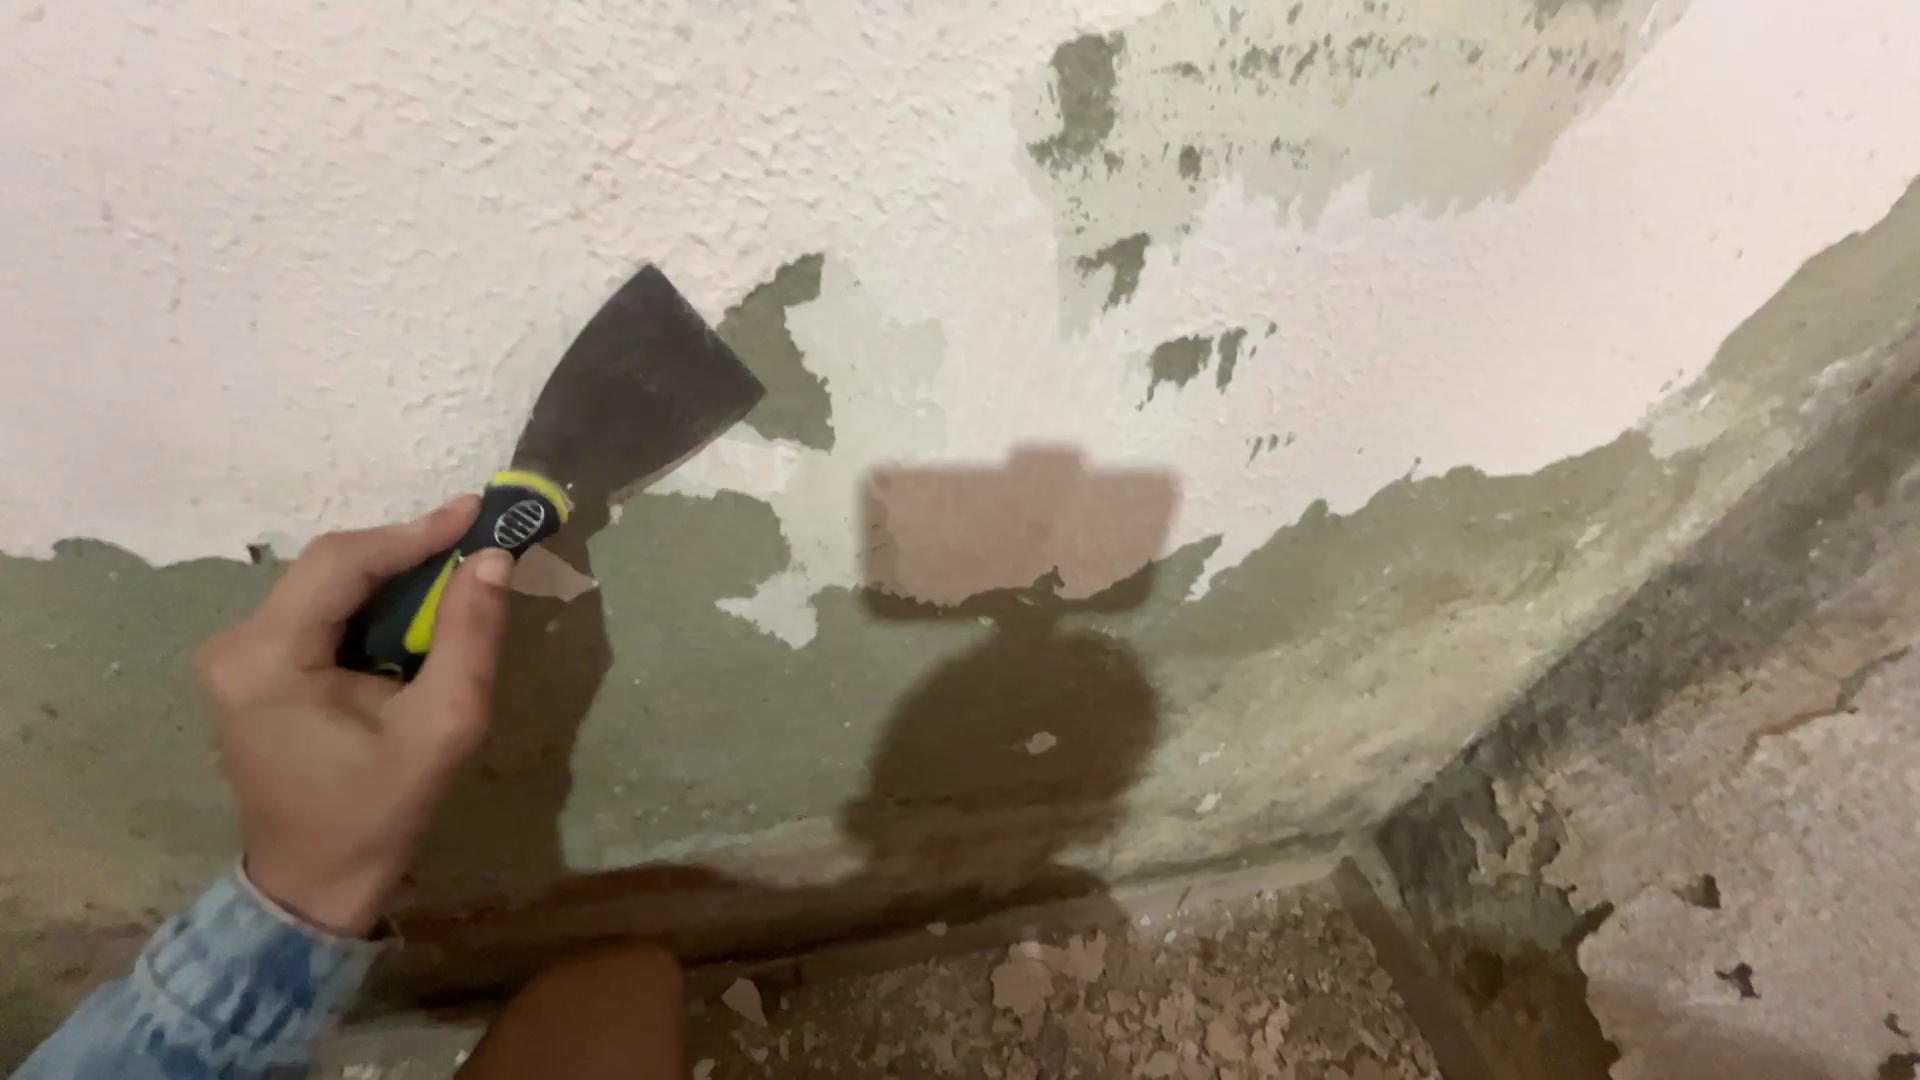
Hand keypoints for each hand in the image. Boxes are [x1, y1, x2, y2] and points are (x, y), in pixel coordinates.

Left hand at [194, 496, 514, 936]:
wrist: (319, 876)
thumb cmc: (382, 805)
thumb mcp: (446, 723)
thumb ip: (472, 637)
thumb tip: (493, 559)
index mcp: (265, 660)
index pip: (342, 563)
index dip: (415, 531)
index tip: (480, 511)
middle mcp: (238, 645)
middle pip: (334, 565)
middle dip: (413, 547)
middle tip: (482, 537)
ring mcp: (244, 654)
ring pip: (334, 581)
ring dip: (403, 569)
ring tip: (467, 564)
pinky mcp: (264, 665)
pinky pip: (331, 606)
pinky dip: (387, 595)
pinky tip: (430, 602)